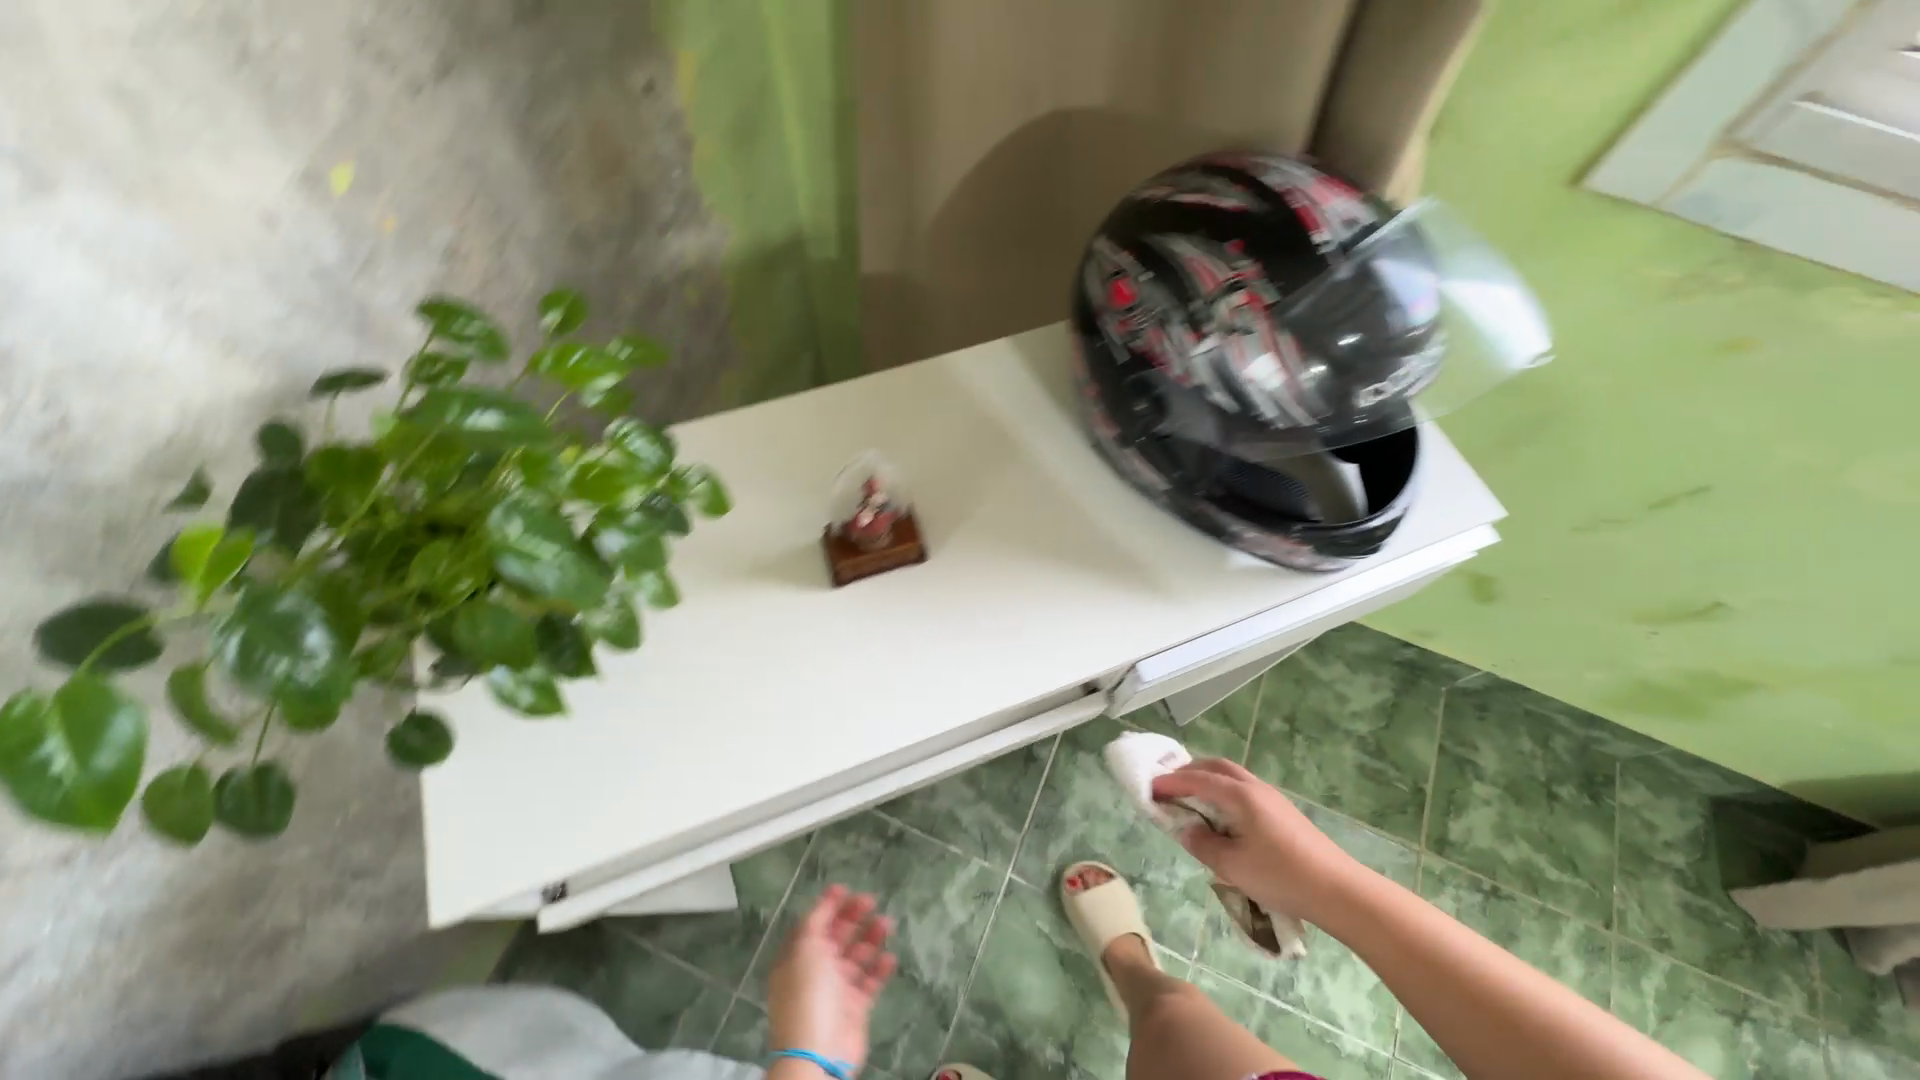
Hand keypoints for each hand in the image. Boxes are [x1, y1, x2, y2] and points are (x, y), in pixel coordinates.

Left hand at [767, 885, 897, 1074]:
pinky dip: (880, 968)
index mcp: (797, 956)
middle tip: (871, 901)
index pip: (813, 924)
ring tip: (887, 923)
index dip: (828, 906)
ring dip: (870, 938)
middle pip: (836, 937)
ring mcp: (835, 989)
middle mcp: (815, 970)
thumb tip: (825, 900)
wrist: (818, 1051)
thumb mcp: (804, 948)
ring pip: (856, 956)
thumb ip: (815, 921)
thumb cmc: (808, 993)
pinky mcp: (855, 1007)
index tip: (846, 888)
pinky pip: (870, 981)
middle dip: (852, 917)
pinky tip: (890, 957)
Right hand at [1152, 758, 1365, 923]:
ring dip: (1208, 781)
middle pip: (1217, 766)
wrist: (1338, 891)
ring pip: (1233, 777)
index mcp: (1240, 796)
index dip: (1171, 782)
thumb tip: (1189, 830)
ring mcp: (1273, 799)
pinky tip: (1221, 817)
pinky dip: (1224, 793)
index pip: (1197, 780)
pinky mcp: (1284, 814)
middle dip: (1189, 771)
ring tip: (1191, 800)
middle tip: (1168, 785)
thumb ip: (1203, 844)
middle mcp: (1256, 788)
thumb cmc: (1280, 876)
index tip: (1149, 787)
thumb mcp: (1231, 866)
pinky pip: (1245, 791)